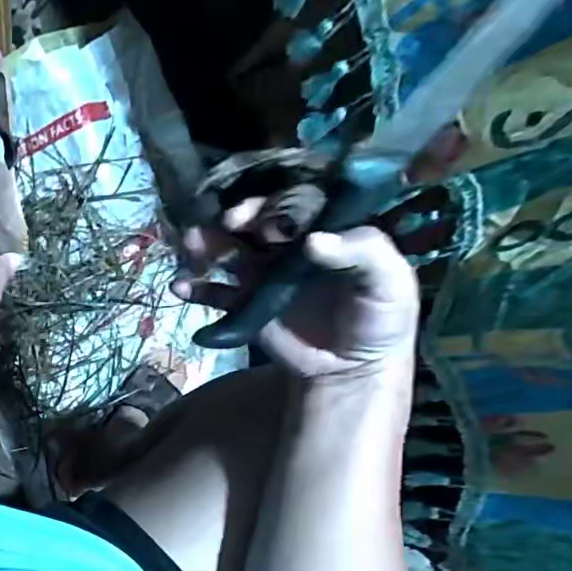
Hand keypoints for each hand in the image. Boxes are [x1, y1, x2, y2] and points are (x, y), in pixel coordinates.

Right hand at [174, 202, 418, 379]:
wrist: (352, 366)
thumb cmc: (380, 317)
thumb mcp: (391, 281)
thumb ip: (362, 253)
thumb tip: (313, 241)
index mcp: (326, 231)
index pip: (297, 206)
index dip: (278, 204)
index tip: (265, 214)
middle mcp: (289, 248)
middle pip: (258, 224)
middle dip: (239, 218)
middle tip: (228, 222)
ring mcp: (263, 276)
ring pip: (231, 253)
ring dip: (208, 245)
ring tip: (191, 243)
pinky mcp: (245, 306)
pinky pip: (217, 295)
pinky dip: (197, 290)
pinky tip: (180, 287)